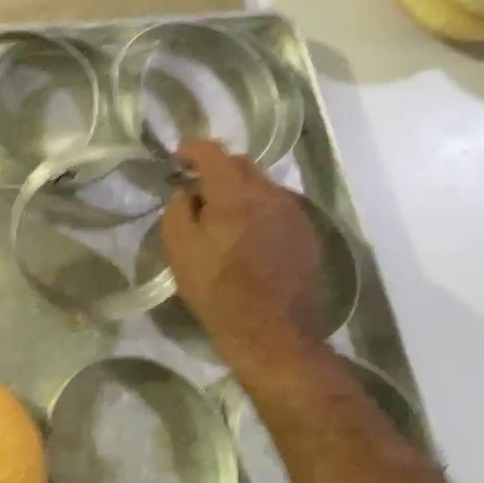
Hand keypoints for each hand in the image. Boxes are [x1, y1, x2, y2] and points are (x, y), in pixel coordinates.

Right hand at [162, 140, 324, 369]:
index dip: (190, 150)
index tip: (176, 164)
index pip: (212, 151)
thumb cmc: (216, 289)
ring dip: (240, 190)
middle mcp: (270, 194)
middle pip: (241, 163)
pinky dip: (259, 210)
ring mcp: (294, 213)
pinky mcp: (307, 233)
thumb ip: (178, 207)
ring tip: (224, 217)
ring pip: (263, 185)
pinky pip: (279, 207)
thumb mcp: (179, 247)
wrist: (271, 332)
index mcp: (235, 193)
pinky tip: (249, 237)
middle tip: (198, 192)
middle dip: (216, 169)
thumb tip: (187, 190)